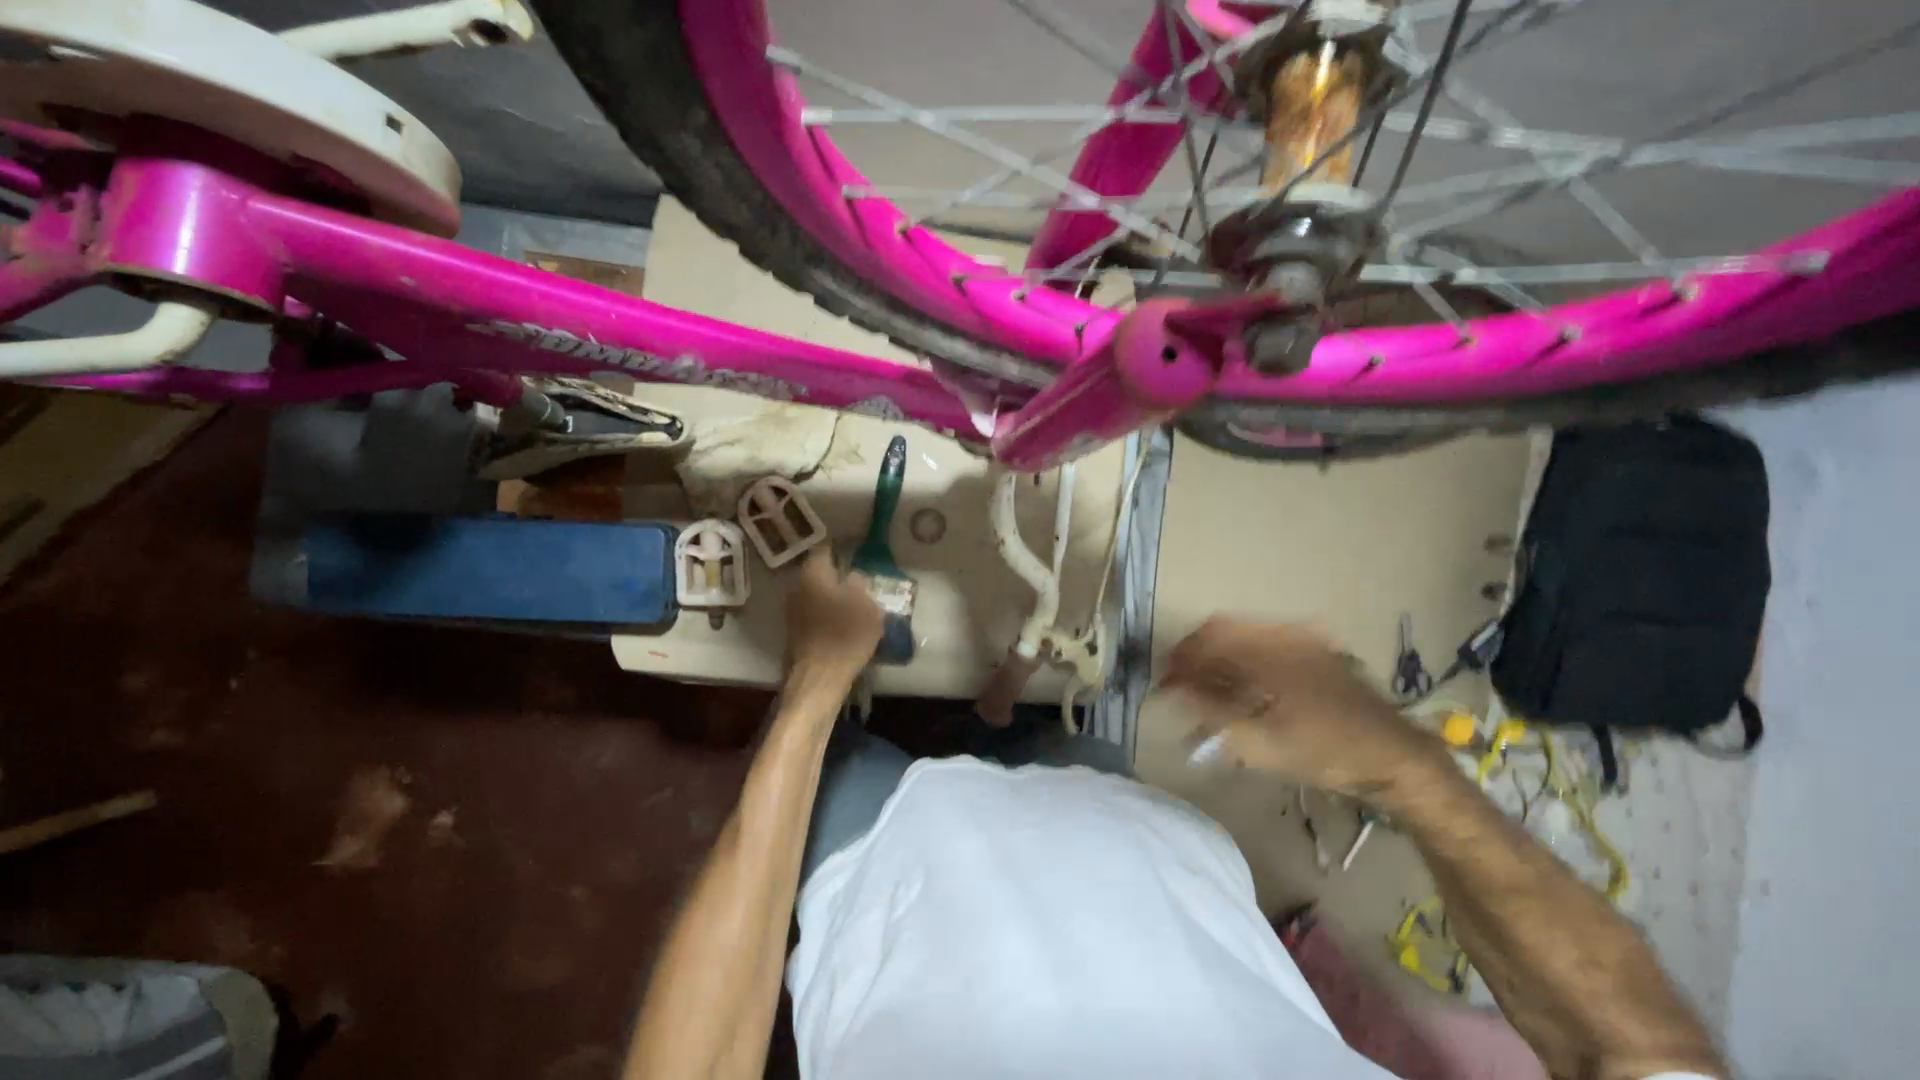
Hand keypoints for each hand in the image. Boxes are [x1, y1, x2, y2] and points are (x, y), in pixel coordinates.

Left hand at [785, 549, 884, 678]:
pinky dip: (827, 617)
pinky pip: (814, 616)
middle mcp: (797, 588)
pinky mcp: (794, 634)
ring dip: (831, 599)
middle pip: (819, 575)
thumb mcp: (867, 605)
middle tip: (858, 584)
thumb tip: (853, 577)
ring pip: (816, 596)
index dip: (840, 551)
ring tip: (854, 607)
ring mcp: (792, 612)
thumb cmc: (846, 635)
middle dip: (836, 578)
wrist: (819, 678)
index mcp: (813, 574)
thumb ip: (860, 585)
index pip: (824, 550)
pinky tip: (843, 627)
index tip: (854, 556)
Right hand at [1160, 618, 1449, 801]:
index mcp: (1272, 649)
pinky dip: (1245, 667)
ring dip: (1219, 663)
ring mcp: (1306, 642)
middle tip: (1180, 690)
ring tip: (1206, 697)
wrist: (1396, 758)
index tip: (1162, 683)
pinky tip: (1240, 696)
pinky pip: (1268, 648)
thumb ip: (1212, 713)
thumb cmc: (1328, 754)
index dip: (1180, 657)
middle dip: (1197, 659)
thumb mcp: (1262, 743)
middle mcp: (1287, 634)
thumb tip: (1175, 689)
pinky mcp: (1318, 655)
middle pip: (1225, 632)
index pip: (1209, 635)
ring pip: (1245, 640)